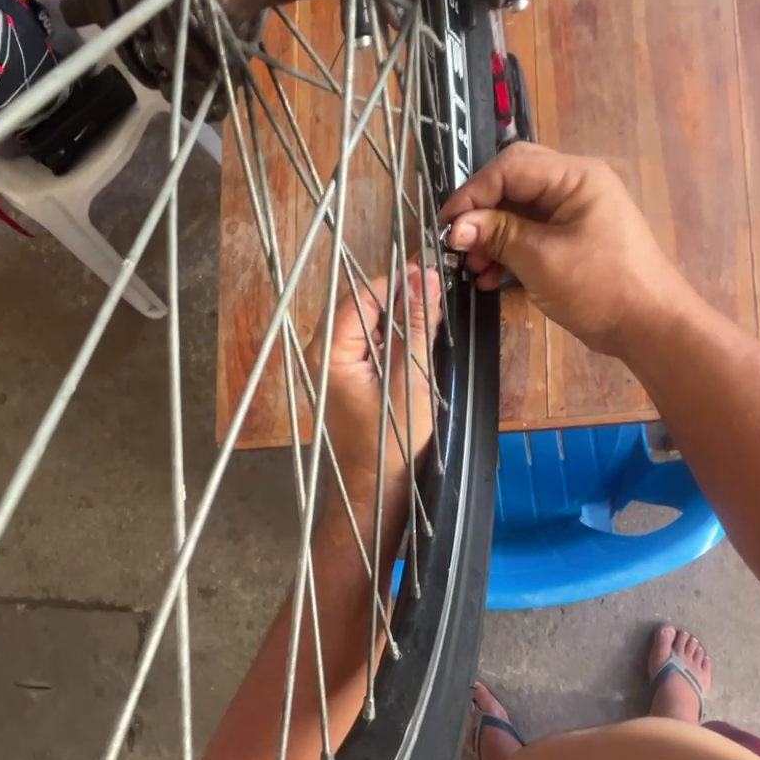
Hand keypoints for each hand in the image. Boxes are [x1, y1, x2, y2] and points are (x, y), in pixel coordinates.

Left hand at [317, 263, 441, 511]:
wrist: (374, 487)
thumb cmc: (389, 441)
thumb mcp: (411, 379)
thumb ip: (417, 326)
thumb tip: (426, 275)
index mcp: (329, 352)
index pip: (361, 296)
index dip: (396, 281)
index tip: (430, 273)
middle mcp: (324, 352)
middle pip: (362, 305)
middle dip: (399, 294)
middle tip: (436, 287)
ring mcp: (334, 364)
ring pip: (368, 321)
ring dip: (399, 313)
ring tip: (432, 307)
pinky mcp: (347, 376)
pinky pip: (370, 341)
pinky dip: (393, 334)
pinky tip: (418, 334)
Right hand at [437, 143, 708, 357]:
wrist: (647, 325)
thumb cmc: (600, 286)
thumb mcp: (542, 259)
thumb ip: (498, 235)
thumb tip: (456, 227)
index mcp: (574, 177)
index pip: (510, 167)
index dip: (472, 193)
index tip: (445, 226)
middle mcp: (573, 186)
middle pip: (512, 184)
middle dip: (480, 213)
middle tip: (456, 244)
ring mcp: (572, 214)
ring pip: (517, 212)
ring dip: (490, 237)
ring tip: (472, 268)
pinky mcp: (569, 241)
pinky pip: (529, 236)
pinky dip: (506, 253)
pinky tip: (489, 278)